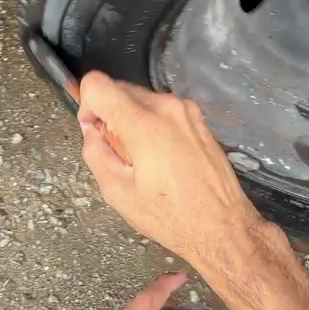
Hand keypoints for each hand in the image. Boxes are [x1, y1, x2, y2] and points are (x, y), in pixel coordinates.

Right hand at [76, 72, 283, 276]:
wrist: (222, 225)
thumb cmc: (173, 215)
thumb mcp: (117, 192)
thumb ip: (95, 152)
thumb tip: (91, 130)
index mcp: (143, 124)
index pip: (96, 84)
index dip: (87, 105)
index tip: (94, 129)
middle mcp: (166, 108)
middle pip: (118, 89)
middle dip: (109, 115)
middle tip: (119, 152)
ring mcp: (186, 110)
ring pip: (140, 98)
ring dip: (131, 119)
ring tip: (142, 158)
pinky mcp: (197, 117)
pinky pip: (161, 108)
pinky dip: (152, 123)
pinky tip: (160, 156)